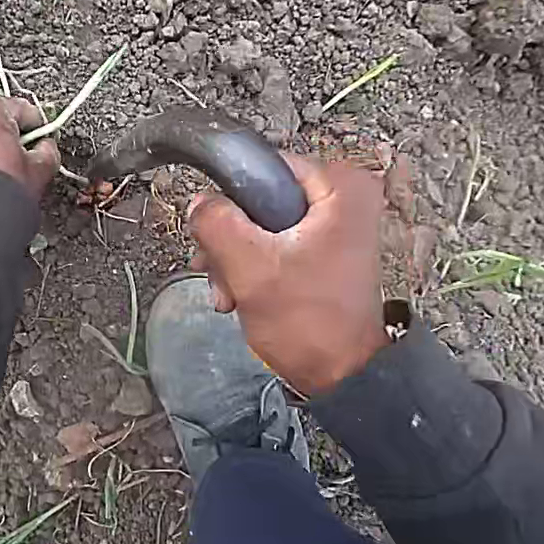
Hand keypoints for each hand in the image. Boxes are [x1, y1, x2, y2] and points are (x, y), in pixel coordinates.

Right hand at [187, 154, 388, 395]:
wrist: (340, 376)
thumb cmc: (309, 322)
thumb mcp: (250, 266)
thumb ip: (216, 223)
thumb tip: (199, 203)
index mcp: (341, 187)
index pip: (264, 168)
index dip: (233, 201)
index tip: (219, 236)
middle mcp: (344, 199)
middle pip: (260, 200)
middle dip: (231, 240)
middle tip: (221, 272)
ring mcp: (335, 228)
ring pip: (261, 226)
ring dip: (235, 259)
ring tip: (229, 291)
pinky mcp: (324, 252)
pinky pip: (274, 245)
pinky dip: (252, 269)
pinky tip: (240, 295)